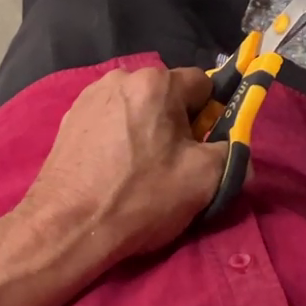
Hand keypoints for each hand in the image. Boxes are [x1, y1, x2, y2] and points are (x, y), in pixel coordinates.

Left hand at [21, 65, 229, 261]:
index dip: (210, 116)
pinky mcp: (70, 116)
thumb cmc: (139, 198)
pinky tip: (111, 169)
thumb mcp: (204, 181)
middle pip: (167, 94)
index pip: (203, 85)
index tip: (203, 147)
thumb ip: (233, 155)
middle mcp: (122, 76)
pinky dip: (118, 136)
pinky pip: (110, 118)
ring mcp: (90, 94)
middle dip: (176, 123)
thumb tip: (239, 153)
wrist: (65, 228)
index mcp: (157, 83)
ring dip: (145, 129)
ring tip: (137, 170)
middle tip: (171, 164)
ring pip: (137, 106)